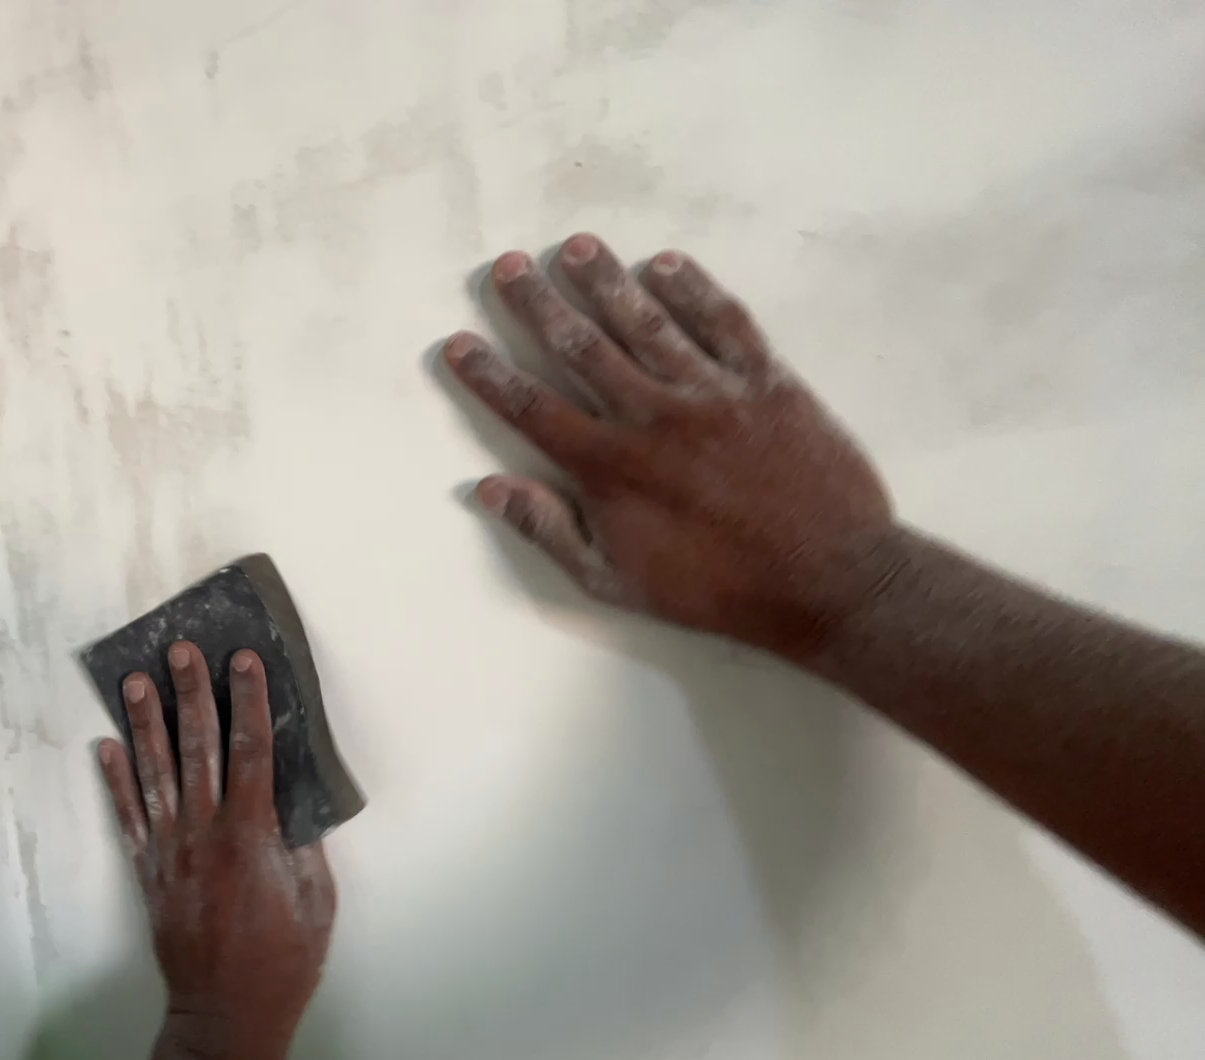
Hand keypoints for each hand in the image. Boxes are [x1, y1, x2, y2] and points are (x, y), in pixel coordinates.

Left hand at [97, 643, 335, 1059]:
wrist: (224, 1015)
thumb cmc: (281, 959)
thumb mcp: (316, 898)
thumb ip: (303, 839)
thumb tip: (293, 788)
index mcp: (250, 834)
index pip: (252, 750)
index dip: (249, 700)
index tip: (244, 659)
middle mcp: (204, 831)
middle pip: (197, 747)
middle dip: (189, 693)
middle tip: (179, 651)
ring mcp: (169, 848)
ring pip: (154, 772)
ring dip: (143, 723)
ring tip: (133, 682)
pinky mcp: (147, 868)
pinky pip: (127, 815)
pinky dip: (114, 779)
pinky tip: (104, 746)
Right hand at [445, 233, 898, 658]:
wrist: (827, 581)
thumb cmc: (709, 587)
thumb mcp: (610, 581)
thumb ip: (548, 531)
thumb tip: (488, 488)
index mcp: (609, 467)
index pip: (532, 409)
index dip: (489, 375)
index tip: (458, 342)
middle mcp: (652, 417)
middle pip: (582, 349)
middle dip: (538, 305)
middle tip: (509, 266)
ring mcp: (712, 393)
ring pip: (647, 324)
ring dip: (606, 282)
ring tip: (576, 246)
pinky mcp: (768, 382)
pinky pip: (726, 324)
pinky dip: (695, 291)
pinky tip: (666, 264)